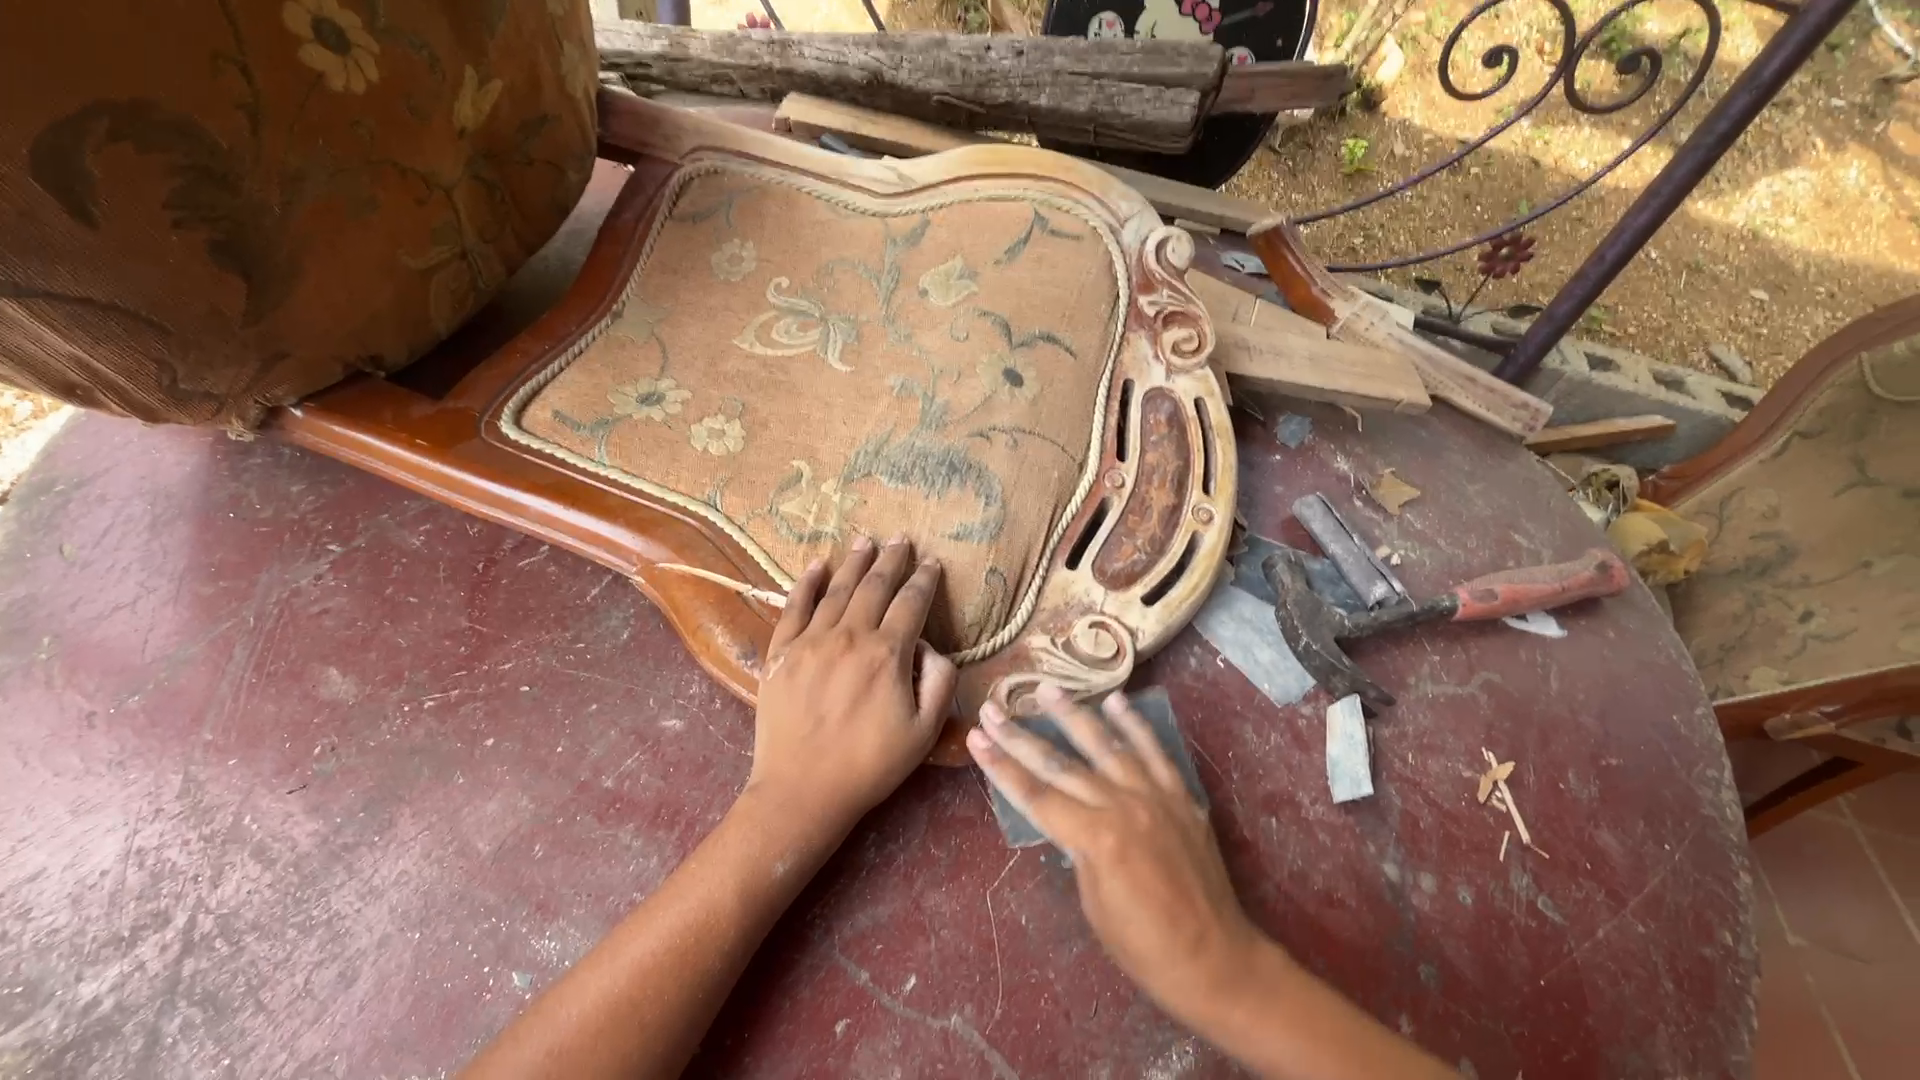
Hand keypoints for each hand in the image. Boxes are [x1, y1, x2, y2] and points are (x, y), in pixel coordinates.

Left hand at [746, 533, 957, 830]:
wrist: (802, 790)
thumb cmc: (870, 766)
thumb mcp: (924, 732)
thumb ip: (940, 682)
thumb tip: (930, 647)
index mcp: (887, 654)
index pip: (911, 604)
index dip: (925, 580)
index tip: (933, 563)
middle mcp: (849, 637)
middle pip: (875, 587)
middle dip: (892, 560)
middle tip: (901, 538)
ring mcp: (810, 642)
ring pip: (837, 590)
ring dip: (855, 562)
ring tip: (866, 540)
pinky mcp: (781, 653)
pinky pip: (793, 607)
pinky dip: (806, 583)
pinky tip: (816, 565)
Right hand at [966, 685, 1265, 1020]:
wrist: (1213, 958)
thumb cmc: (1142, 946)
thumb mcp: (1092, 901)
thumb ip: (1077, 849)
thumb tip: (1065, 818)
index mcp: (1095, 838)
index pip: (1035, 794)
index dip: (1002, 767)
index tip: (977, 738)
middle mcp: (1122, 806)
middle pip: (1061, 764)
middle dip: (1020, 736)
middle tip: (993, 708)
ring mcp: (1155, 797)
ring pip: (1106, 745)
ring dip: (1073, 715)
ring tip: (1047, 689)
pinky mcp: (1181, 797)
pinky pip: (1155, 752)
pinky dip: (1135, 726)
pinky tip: (1117, 702)